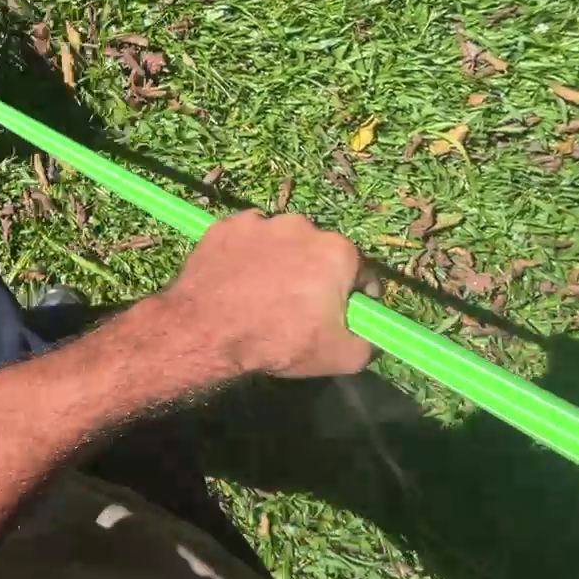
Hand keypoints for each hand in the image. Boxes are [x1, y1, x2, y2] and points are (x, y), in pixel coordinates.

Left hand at [162, 210, 371, 377]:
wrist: (208, 328)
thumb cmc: (280, 340)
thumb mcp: (345, 356)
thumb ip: (370, 339)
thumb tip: (369, 331)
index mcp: (336, 250)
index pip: (357, 272)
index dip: (351, 295)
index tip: (336, 312)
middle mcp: (298, 225)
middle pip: (316, 251)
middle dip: (312, 272)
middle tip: (295, 302)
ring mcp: (256, 222)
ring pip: (278, 241)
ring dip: (276, 259)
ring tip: (260, 290)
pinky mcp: (223, 225)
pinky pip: (244, 238)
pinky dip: (244, 252)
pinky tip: (236, 277)